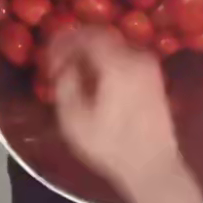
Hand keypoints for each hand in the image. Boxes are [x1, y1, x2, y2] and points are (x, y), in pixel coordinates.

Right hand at [44, 27, 184, 197]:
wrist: (152, 167)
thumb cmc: (110, 145)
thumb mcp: (74, 118)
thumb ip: (65, 83)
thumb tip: (63, 65)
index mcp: (117, 64)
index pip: (86, 35)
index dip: (63, 40)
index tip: (48, 54)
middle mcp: (137, 57)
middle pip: (101, 36)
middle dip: (76, 44)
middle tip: (57, 60)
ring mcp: (149, 67)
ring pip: (114, 45)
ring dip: (91, 52)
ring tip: (72, 70)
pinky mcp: (154, 78)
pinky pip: (124, 57)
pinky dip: (106, 60)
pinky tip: (93, 78)